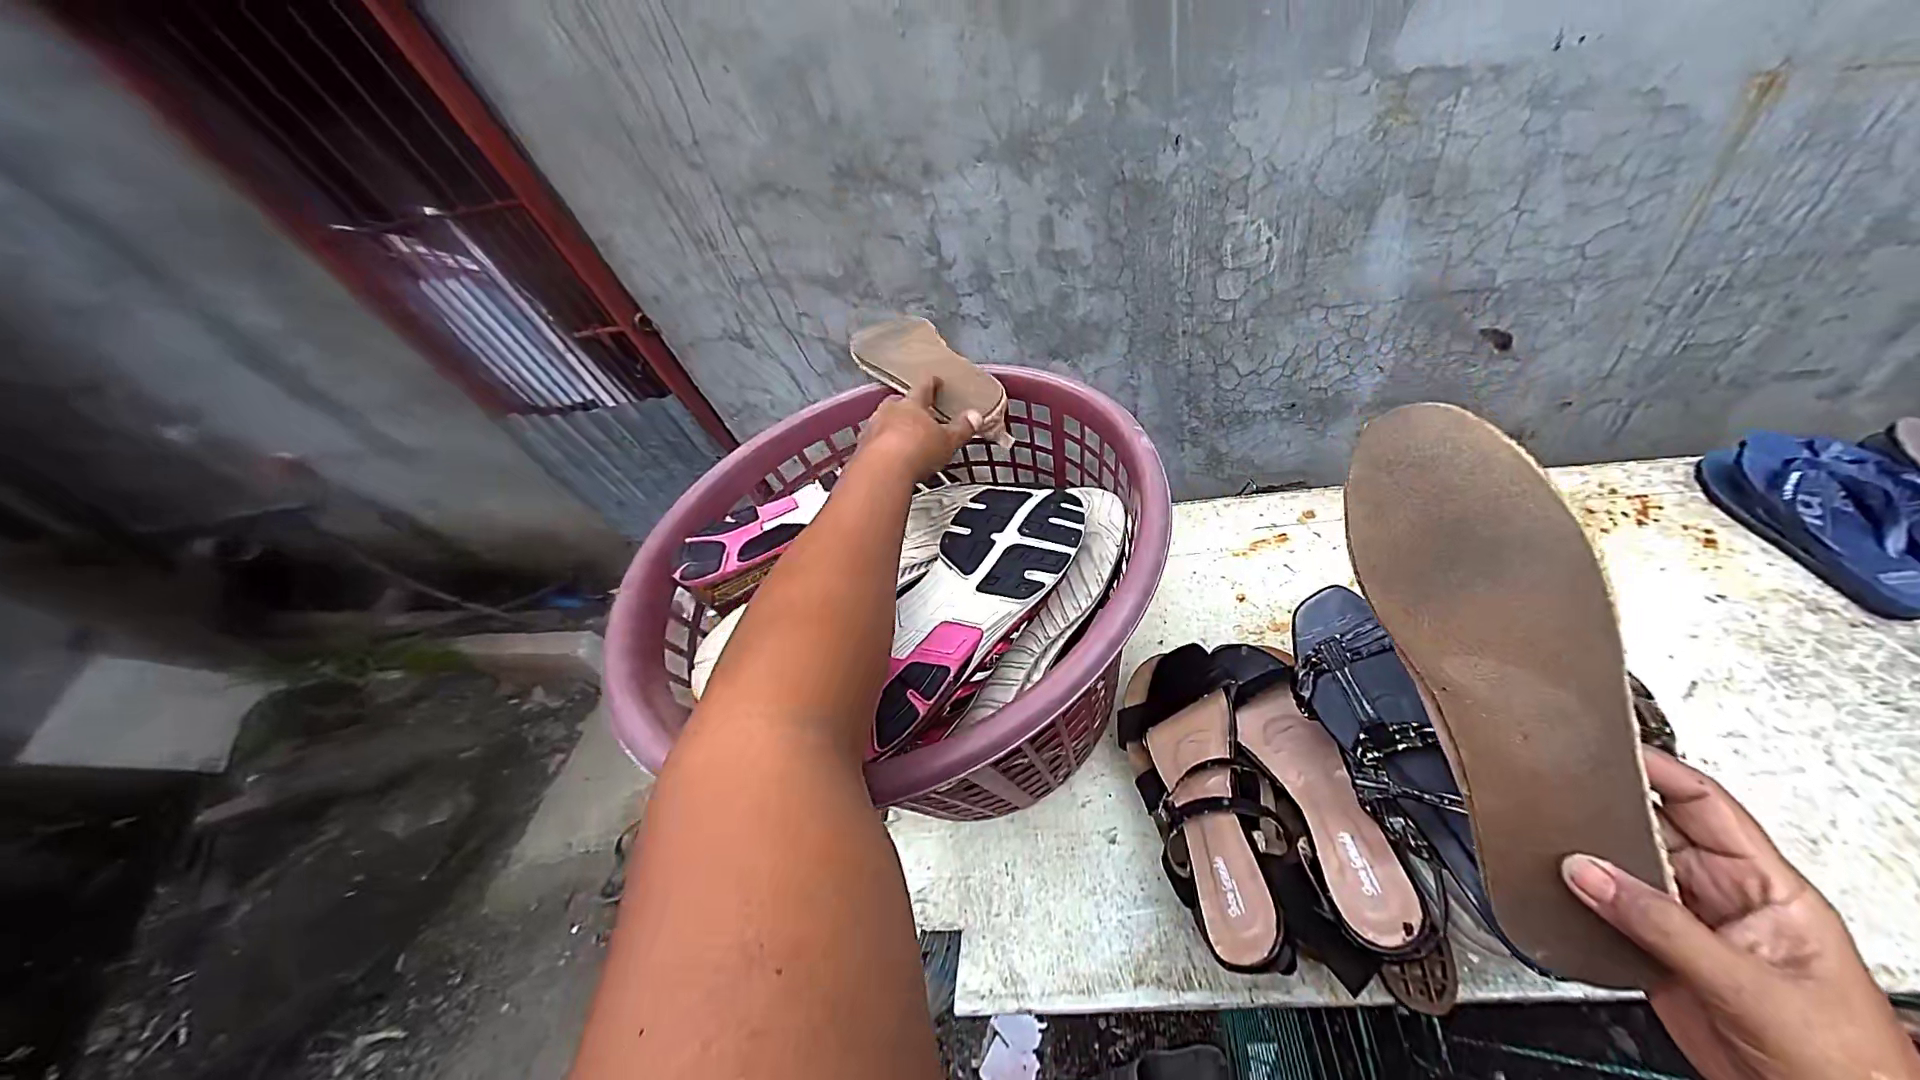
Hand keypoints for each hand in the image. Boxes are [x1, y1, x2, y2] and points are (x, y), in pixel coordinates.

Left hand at [853, 377, 980, 481]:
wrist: (882, 470)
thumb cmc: (918, 451)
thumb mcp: (947, 441)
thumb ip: (961, 429)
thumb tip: (976, 416)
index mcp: (912, 405)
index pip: (923, 388)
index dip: (931, 383)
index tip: (936, 380)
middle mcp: (889, 411)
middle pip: (898, 403)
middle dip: (907, 407)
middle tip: (916, 414)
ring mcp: (872, 428)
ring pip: (882, 422)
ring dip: (891, 427)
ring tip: (901, 439)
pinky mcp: (861, 448)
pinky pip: (872, 443)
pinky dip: (880, 447)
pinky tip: (887, 458)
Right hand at [1561, 750, 1919, 1079]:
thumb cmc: (1844, 1065)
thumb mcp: (1753, 988)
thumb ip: (1663, 927)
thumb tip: (1587, 872)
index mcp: (1768, 890)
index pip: (1706, 805)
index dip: (1659, 770)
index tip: (1611, 745)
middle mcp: (1721, 897)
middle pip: (1651, 831)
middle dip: (1606, 813)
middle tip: (1562, 798)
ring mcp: (1686, 924)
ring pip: (1620, 869)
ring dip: (1587, 860)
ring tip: (1553, 847)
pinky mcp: (1654, 950)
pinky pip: (1604, 907)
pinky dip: (1576, 896)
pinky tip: (1559, 889)